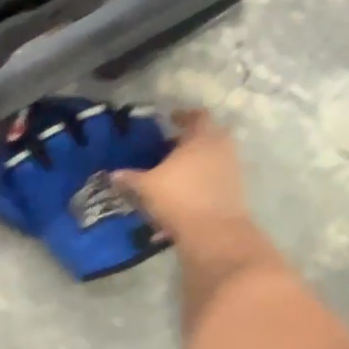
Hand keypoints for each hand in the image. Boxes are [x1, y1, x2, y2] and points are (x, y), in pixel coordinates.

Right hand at [114, 109, 252, 242]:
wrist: (215, 232)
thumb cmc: (179, 197)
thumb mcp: (147, 186)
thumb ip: (130, 177)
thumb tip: (113, 174)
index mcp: (202, 138)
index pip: (198, 116)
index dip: (183, 116)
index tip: (170, 119)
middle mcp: (221, 148)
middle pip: (208, 135)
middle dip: (189, 139)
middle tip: (168, 146)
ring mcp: (232, 169)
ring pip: (213, 156)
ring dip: (196, 159)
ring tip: (173, 170)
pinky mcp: (235, 190)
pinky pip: (216, 175)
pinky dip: (202, 176)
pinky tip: (184, 189)